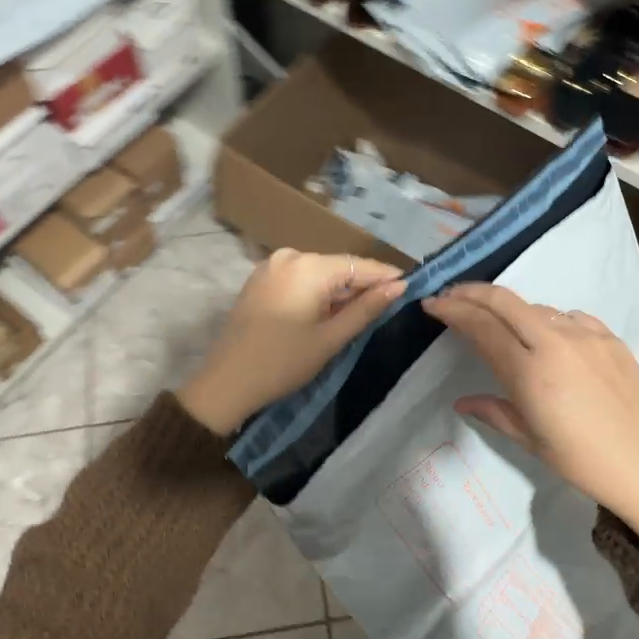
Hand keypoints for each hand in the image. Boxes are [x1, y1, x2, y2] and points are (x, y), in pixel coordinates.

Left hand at [178, 250, 406, 435]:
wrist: (227, 382)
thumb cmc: (284, 362)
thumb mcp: (331, 338)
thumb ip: (366, 309)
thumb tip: (399, 287)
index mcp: (309, 266)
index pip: (359, 265)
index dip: (386, 276)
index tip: (411, 285)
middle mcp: (289, 256)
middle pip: (338, 267)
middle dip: (362, 285)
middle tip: (389, 305)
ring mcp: (270, 266)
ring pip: (318, 273)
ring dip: (339, 291)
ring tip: (361, 313)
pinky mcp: (259, 280)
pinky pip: (299, 279)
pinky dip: (316, 292)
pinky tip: (327, 312)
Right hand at [423, 283, 638, 554]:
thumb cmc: (584, 462)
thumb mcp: (531, 441)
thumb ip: (494, 411)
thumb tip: (462, 401)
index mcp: (530, 372)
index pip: (481, 327)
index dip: (452, 311)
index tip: (431, 304)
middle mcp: (556, 342)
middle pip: (504, 301)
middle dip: (471, 293)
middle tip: (450, 296)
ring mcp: (586, 336)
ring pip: (536, 307)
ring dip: (509, 308)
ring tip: (495, 321)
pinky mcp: (610, 337)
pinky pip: (569, 316)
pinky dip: (546, 318)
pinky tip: (545, 334)